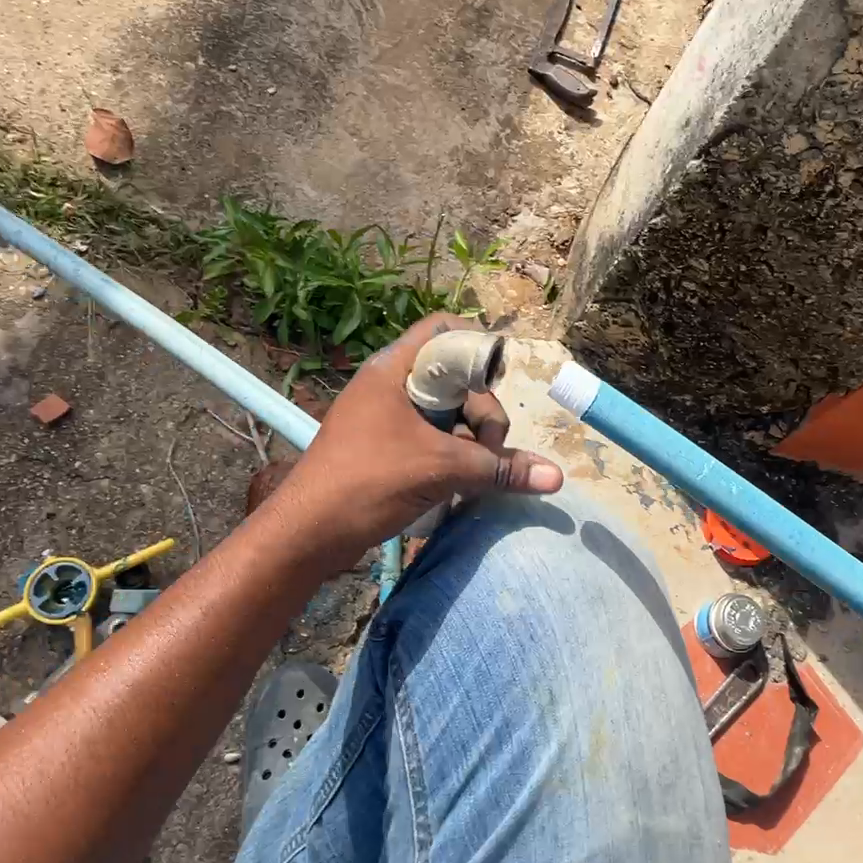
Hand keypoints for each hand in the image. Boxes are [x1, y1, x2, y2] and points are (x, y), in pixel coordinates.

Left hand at [256, 315, 562, 566]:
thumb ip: (499, 468)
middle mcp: (389, 384)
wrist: (306, 534)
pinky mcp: (382, 446)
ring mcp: (384, 416)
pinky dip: (450, 452)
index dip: (477, 344)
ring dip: (468, 438)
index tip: (497, 382)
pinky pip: (429, 435)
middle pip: (454, 376)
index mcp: (395, 369)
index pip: (444, 329)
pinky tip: (460, 481)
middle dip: (481, 411)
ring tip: (475, 472)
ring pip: (445, 411)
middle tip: (487, 450)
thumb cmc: (368, 482)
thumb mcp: (441, 470)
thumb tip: (556, 477)